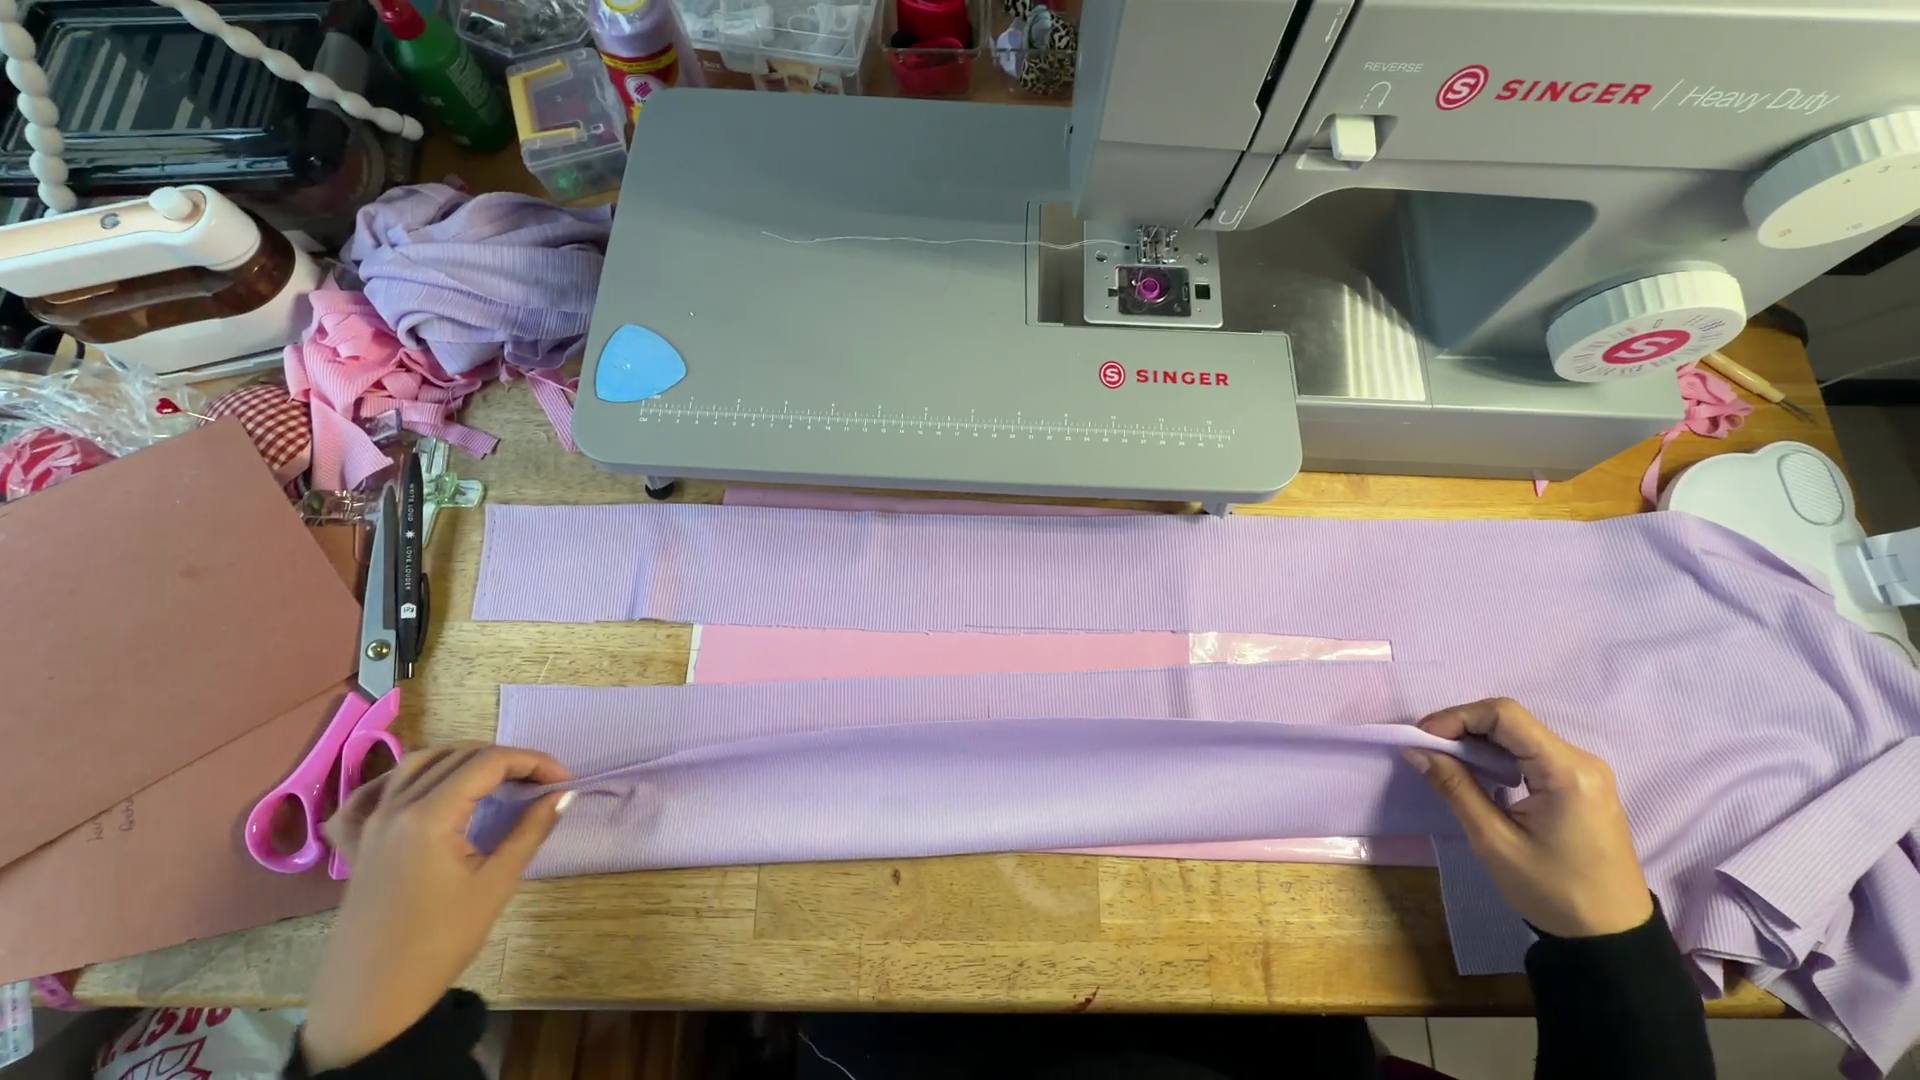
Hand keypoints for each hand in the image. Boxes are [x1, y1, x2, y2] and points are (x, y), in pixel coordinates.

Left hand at [300, 742, 571, 1070]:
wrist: (373, 998)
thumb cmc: (441, 941)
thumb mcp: (496, 883)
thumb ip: (531, 829)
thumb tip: (564, 793)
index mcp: (430, 815)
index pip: (489, 762)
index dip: (532, 762)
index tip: (563, 780)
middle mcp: (395, 807)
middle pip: (455, 756)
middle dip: (504, 759)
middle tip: (538, 782)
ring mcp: (368, 824)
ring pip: (416, 764)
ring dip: (459, 759)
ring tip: (494, 776)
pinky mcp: (355, 844)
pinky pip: (369, 795)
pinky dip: (399, 780)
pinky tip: (417, 788)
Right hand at [1402, 698, 1653, 938]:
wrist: (1611, 936)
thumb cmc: (1552, 891)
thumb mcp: (1494, 840)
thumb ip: (1455, 788)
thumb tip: (1416, 750)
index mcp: (1566, 771)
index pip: (1505, 715)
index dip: (1457, 717)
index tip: (1424, 739)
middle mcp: (1581, 760)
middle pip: (1511, 721)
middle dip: (1463, 728)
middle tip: (1428, 751)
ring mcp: (1585, 771)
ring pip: (1519, 734)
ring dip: (1478, 741)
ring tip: (1445, 762)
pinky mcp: (1581, 784)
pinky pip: (1531, 752)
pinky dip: (1497, 755)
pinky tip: (1477, 774)